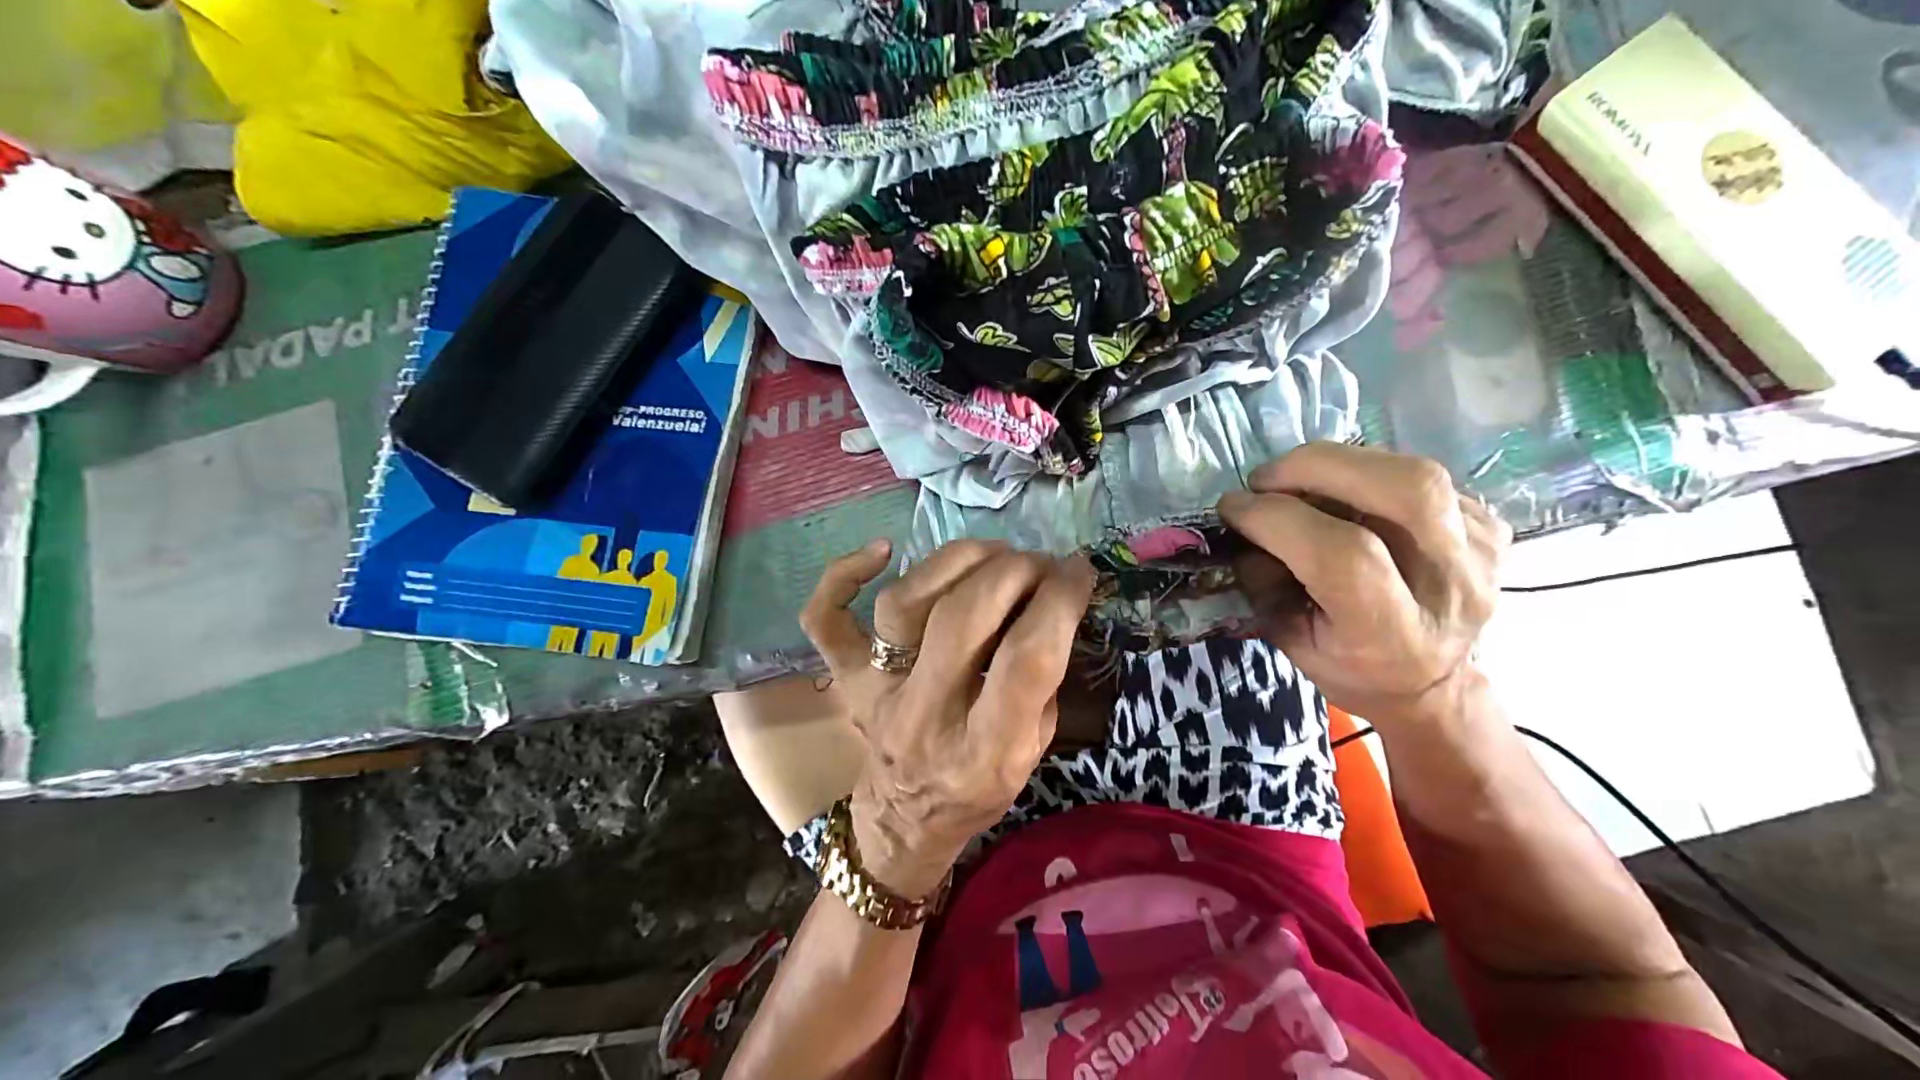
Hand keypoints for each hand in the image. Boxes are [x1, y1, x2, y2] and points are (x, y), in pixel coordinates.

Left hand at [800, 539, 1094, 897]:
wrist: (904, 820)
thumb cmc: (979, 790)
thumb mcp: (1034, 752)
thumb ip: (1042, 680)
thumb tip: (1050, 601)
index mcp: (984, 752)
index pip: (1025, 660)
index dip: (1060, 601)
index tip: (1080, 571)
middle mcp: (923, 717)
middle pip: (962, 618)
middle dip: (1013, 572)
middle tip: (1039, 562)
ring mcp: (875, 694)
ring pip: (903, 602)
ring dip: (958, 561)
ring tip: (994, 554)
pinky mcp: (844, 678)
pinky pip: (824, 619)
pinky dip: (842, 576)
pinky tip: (882, 551)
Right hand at [1218, 443, 1509, 727]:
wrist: (1430, 684)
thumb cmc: (1349, 667)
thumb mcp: (1290, 639)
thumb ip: (1266, 583)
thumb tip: (1244, 523)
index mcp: (1393, 634)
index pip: (1342, 555)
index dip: (1278, 518)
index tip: (1233, 508)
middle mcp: (1451, 589)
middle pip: (1403, 490)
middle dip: (1318, 467)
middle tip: (1265, 478)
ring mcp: (1480, 554)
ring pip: (1416, 473)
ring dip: (1341, 463)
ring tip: (1299, 480)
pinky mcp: (1491, 529)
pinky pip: (1422, 479)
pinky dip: (1369, 476)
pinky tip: (1346, 498)